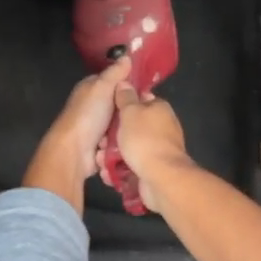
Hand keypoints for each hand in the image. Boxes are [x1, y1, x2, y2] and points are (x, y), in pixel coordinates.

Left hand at [23, 58, 131, 209]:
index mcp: (91, 88)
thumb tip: (127, 56)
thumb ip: (115, 72)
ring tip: (138, 127)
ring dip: (127, 125)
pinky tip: (129, 141)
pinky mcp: (102, 143)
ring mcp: (97, 125)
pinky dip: (122, 140)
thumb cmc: (88, 114)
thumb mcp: (102, 86)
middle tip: (144, 111)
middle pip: (121, 103)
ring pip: (122, 122)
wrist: (74, 151)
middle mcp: (94, 105)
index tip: (148, 89)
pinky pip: (120, 138)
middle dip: (130, 108)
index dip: (130, 83)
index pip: (115, 80)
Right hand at [104, 83, 198, 214]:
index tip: (107, 110)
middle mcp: (161, 128)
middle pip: (132, 127)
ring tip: (99, 160)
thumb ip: (126, 97)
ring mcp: (157, 150)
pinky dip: (119, 170)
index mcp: (159, 109)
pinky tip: (107, 173)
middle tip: (99, 141)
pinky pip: (131, 166)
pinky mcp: (152, 169)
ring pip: (129, 148)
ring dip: (112, 155)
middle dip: (113, 135)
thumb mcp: (131, 112)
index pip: (141, 100)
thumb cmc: (144, 139)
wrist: (161, 178)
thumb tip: (125, 82)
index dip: (123, 104)